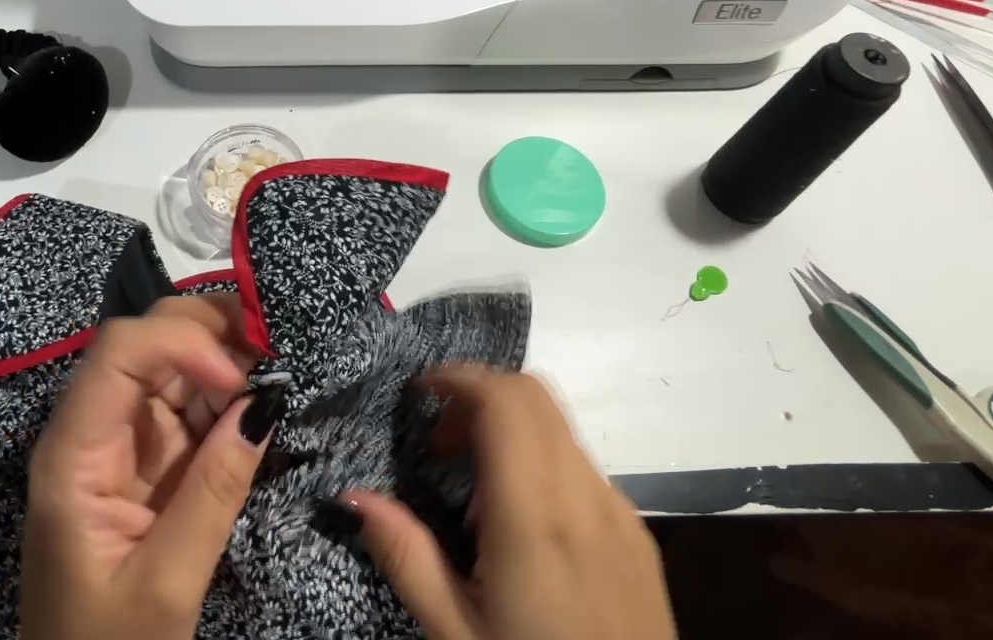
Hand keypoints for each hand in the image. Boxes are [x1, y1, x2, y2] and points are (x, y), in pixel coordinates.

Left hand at [21, 294, 286, 639]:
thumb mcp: (166, 582)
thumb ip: (215, 490)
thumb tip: (267, 402)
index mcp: (75, 453)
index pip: (120, 352)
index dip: (182, 341)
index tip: (240, 378)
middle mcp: (93, 429)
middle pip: (144, 343)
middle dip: (209, 329)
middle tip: (274, 342)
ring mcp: (122, 441)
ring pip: (170, 364)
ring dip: (224, 355)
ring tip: (276, 363)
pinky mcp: (149, 459)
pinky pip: (187, 403)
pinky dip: (227, 391)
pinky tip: (260, 394)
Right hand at [345, 365, 675, 639]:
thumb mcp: (454, 633)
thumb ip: (404, 554)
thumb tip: (353, 494)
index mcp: (535, 517)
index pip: (506, 400)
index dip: (460, 378)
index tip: (419, 393)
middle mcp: (585, 497)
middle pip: (535, 395)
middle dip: (479, 395)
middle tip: (439, 443)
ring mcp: (620, 512)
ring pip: (559, 427)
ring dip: (510, 427)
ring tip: (473, 490)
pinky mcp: (639, 533)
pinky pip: (582, 466)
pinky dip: (540, 460)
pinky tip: (520, 522)